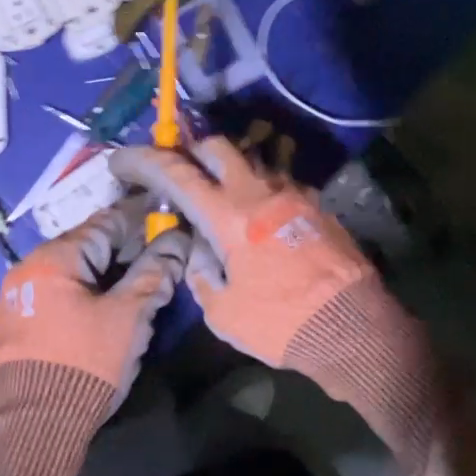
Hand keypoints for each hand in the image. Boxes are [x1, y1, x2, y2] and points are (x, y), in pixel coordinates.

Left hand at [0, 201, 189, 475]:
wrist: (39, 423)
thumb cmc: (87, 361)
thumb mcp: (129, 315)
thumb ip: (154, 272)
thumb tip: (178, 240)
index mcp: (54, 258)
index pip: (104, 223)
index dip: (139, 217)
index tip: (165, 212)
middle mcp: (30, 267)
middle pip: (86, 244)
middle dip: (124, 244)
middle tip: (159, 245)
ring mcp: (20, 294)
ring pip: (73, 269)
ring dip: (105, 268)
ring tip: (140, 271)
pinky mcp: (20, 319)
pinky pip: (60, 290)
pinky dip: (87, 287)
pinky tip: (110, 297)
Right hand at [110, 139, 438, 470]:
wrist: (353, 329)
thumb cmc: (281, 323)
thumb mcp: (223, 312)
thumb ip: (202, 276)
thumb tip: (201, 257)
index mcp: (229, 216)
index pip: (177, 174)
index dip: (144, 162)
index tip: (122, 159)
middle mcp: (260, 192)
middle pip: (219, 147)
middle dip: (192, 151)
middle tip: (180, 171)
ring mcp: (295, 194)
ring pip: (254, 160)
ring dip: (231, 169)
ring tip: (222, 195)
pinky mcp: (319, 207)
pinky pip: (282, 183)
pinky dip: (262, 190)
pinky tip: (261, 216)